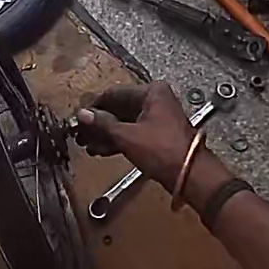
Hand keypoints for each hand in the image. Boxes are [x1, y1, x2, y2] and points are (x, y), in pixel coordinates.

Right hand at [74, 83, 196, 191]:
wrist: (190, 176)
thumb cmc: (163, 150)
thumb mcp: (127, 135)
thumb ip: (103, 124)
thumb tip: (82, 114)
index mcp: (152, 92)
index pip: (114, 93)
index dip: (94, 106)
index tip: (78, 116)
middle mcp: (155, 101)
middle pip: (118, 108)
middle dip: (98, 122)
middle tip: (79, 132)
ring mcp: (156, 119)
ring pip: (124, 122)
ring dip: (105, 133)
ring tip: (86, 143)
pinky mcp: (156, 136)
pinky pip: (131, 134)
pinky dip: (116, 141)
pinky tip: (99, 150)